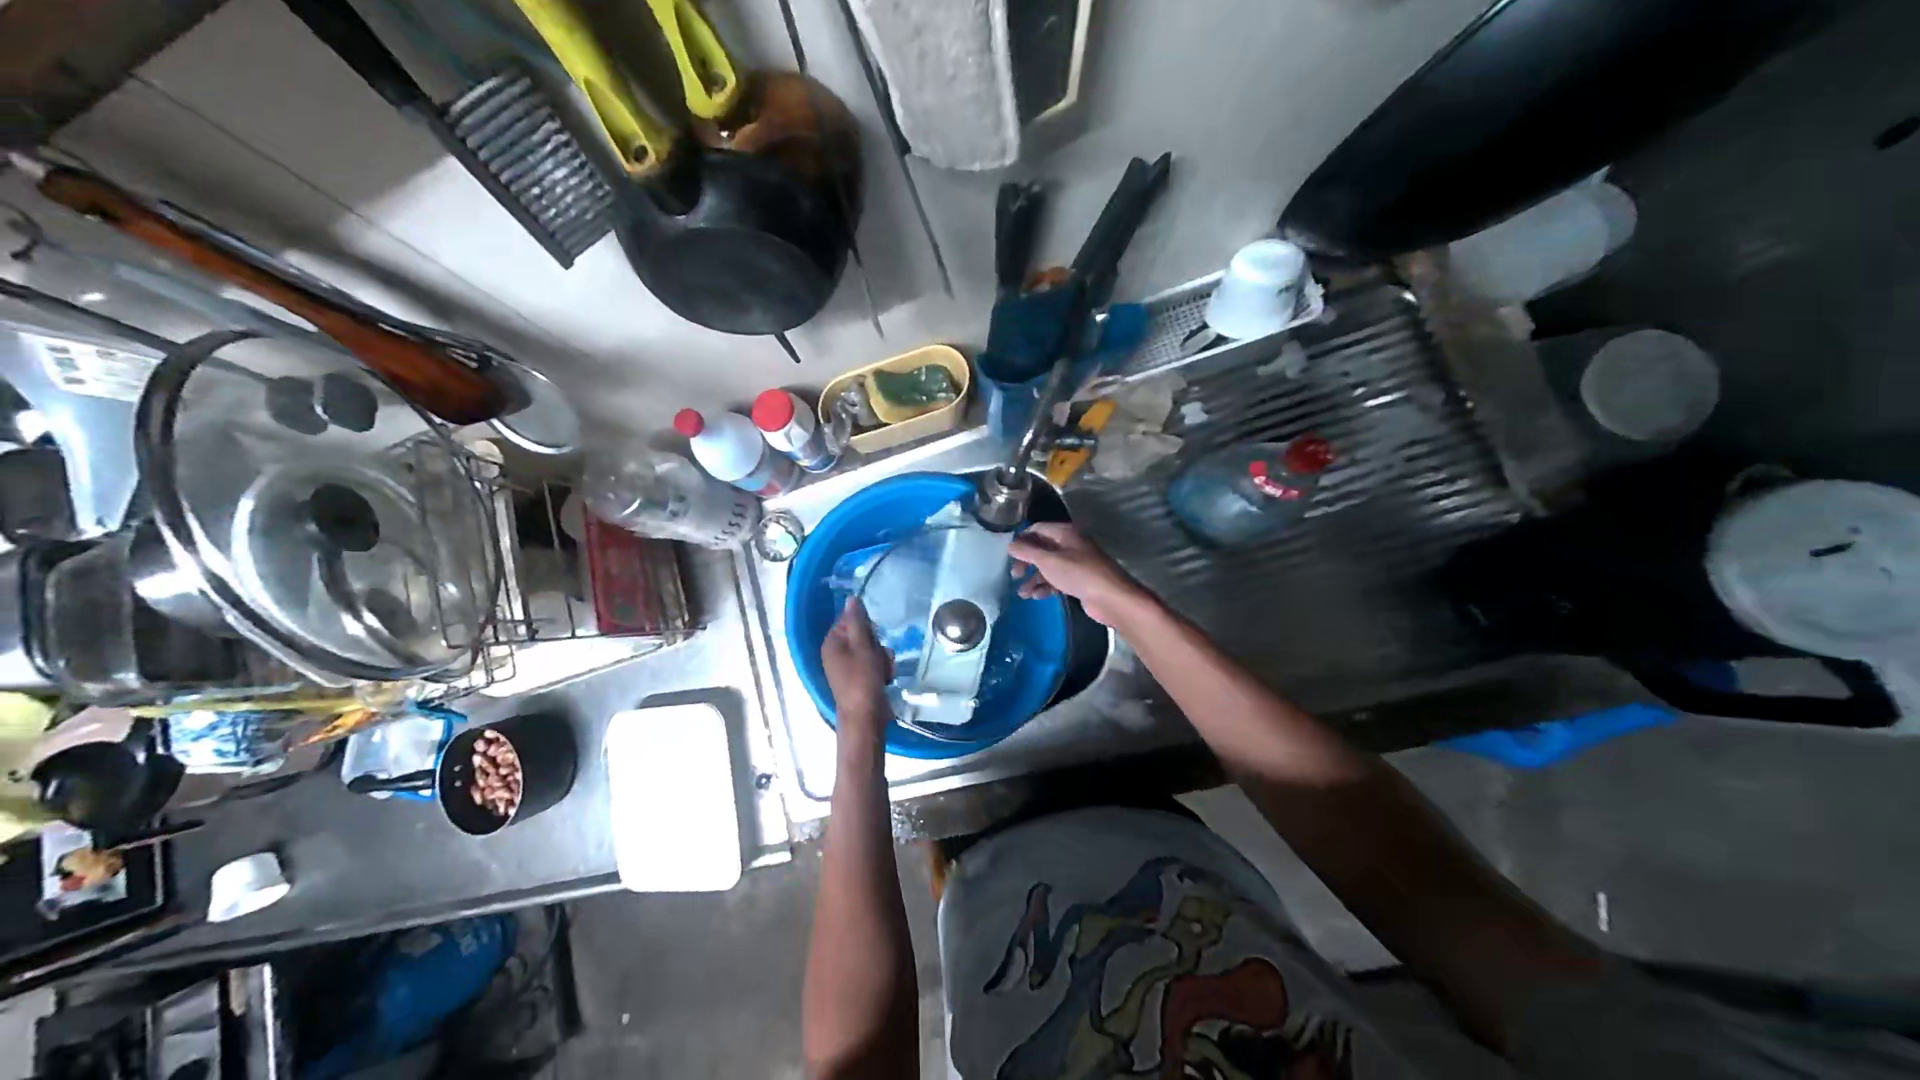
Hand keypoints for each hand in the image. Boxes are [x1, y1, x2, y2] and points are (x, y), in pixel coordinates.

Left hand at [821, 598, 891, 738]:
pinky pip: (873, 665)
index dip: (866, 626)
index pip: (850, 620)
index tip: (874, 636)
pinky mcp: (859, 678)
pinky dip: (881, 670)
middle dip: (877, 645)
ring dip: (882, 658)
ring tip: (885, 671)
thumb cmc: (862, 679)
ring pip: (872, 650)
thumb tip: (851, 598)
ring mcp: (847, 667)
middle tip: (880, 656)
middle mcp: (836, 653)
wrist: (865, 717)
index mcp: (832, 643)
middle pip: (863, 635)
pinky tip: (886, 678)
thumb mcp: (862, 647)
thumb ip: (857, 621)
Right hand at [1007, 522, 1153, 627]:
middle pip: (1042, 548)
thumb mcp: (1048, 560)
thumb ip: (1027, 551)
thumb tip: (1010, 544)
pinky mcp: (1079, 580)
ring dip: (1034, 578)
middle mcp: (1070, 544)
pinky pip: (1057, 579)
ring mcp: (1076, 562)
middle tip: (1015, 574)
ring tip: (1023, 593)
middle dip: (1027, 562)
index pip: (1038, 529)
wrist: (1110, 597)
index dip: (1022, 539)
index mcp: (1065, 533)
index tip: (1008, 553)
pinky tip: (1037, 597)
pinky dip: (1046, 586)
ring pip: (1049, 567)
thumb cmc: (1077, 574)